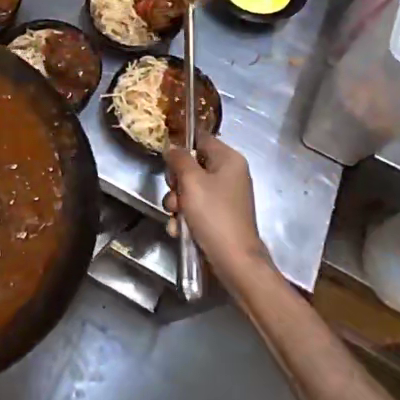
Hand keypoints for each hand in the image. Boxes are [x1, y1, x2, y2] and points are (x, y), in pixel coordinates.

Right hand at [163, 134, 271, 282]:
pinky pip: (196, 208)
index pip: (201, 138)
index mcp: (229, 159)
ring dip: (177, 203)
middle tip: (175, 194)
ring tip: (176, 217)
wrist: (234, 260)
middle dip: (177, 182)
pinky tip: (180, 230)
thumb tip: (173, 147)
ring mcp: (225, 197)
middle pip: (192, 165)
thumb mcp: (192, 182)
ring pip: (190, 189)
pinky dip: (186, 218)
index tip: (164, 155)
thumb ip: (179, 160)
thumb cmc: (214, 215)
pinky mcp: (219, 216)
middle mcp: (229, 174)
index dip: (181, 143)